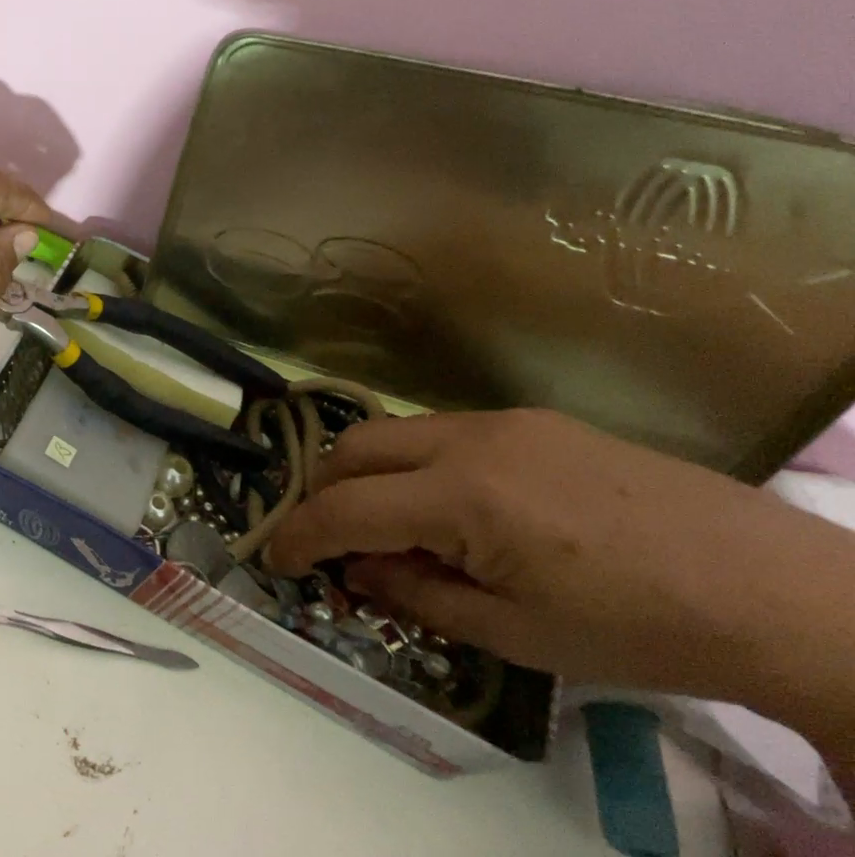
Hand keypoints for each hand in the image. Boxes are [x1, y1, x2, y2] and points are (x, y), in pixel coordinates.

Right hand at [264, 409, 854, 748]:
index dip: (298, 536)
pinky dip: (418, 465)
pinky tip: (452, 510)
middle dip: (324, 494)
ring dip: (370, 475)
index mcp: (462, 497)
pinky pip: (445, 433)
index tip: (276, 560)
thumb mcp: (512, 633)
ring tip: (391, 528)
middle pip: (353, 448)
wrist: (779, 592)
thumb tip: (358, 569)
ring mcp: (508, 422)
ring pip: (396, 432)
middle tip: (332, 544)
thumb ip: (415, 594)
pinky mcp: (540, 422)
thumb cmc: (639, 627)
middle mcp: (471, 440)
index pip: (343, 508)